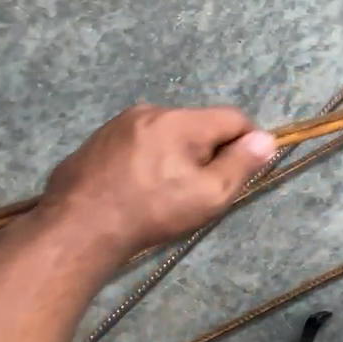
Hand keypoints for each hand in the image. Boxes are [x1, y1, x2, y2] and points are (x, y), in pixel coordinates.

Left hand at [36, 105, 276, 258]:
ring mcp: (118, 123)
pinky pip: (141, 141)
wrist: (76, 230)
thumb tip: (267, 139)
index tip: (237, 173)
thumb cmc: (152, 212)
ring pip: (170, 132)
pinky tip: (139, 185)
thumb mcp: (211, 194)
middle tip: (200, 186)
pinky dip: (150, 157)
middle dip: (210, 150)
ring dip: (179, 153)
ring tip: (167, 188)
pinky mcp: (97, 139)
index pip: (235, 118)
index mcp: (181, 121)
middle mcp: (150, 111)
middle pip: (202, 124)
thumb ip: (243, 163)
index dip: (247, 143)